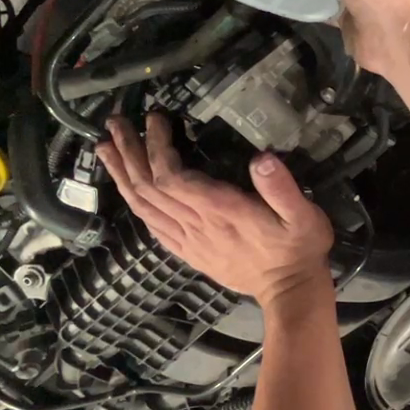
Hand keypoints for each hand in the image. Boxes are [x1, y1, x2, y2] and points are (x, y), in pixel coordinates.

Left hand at [97, 113, 333, 310]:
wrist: (290, 290)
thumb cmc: (299, 247)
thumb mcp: (304, 214)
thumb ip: (281, 187)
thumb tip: (261, 158)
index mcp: (221, 211)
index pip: (173, 178)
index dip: (157, 148)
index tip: (155, 120)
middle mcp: (197, 225)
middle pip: (149, 188)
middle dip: (130, 153)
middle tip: (116, 125)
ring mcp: (189, 240)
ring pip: (143, 205)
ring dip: (122, 175)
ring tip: (106, 149)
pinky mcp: (188, 251)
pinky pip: (152, 225)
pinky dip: (135, 202)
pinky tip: (128, 189)